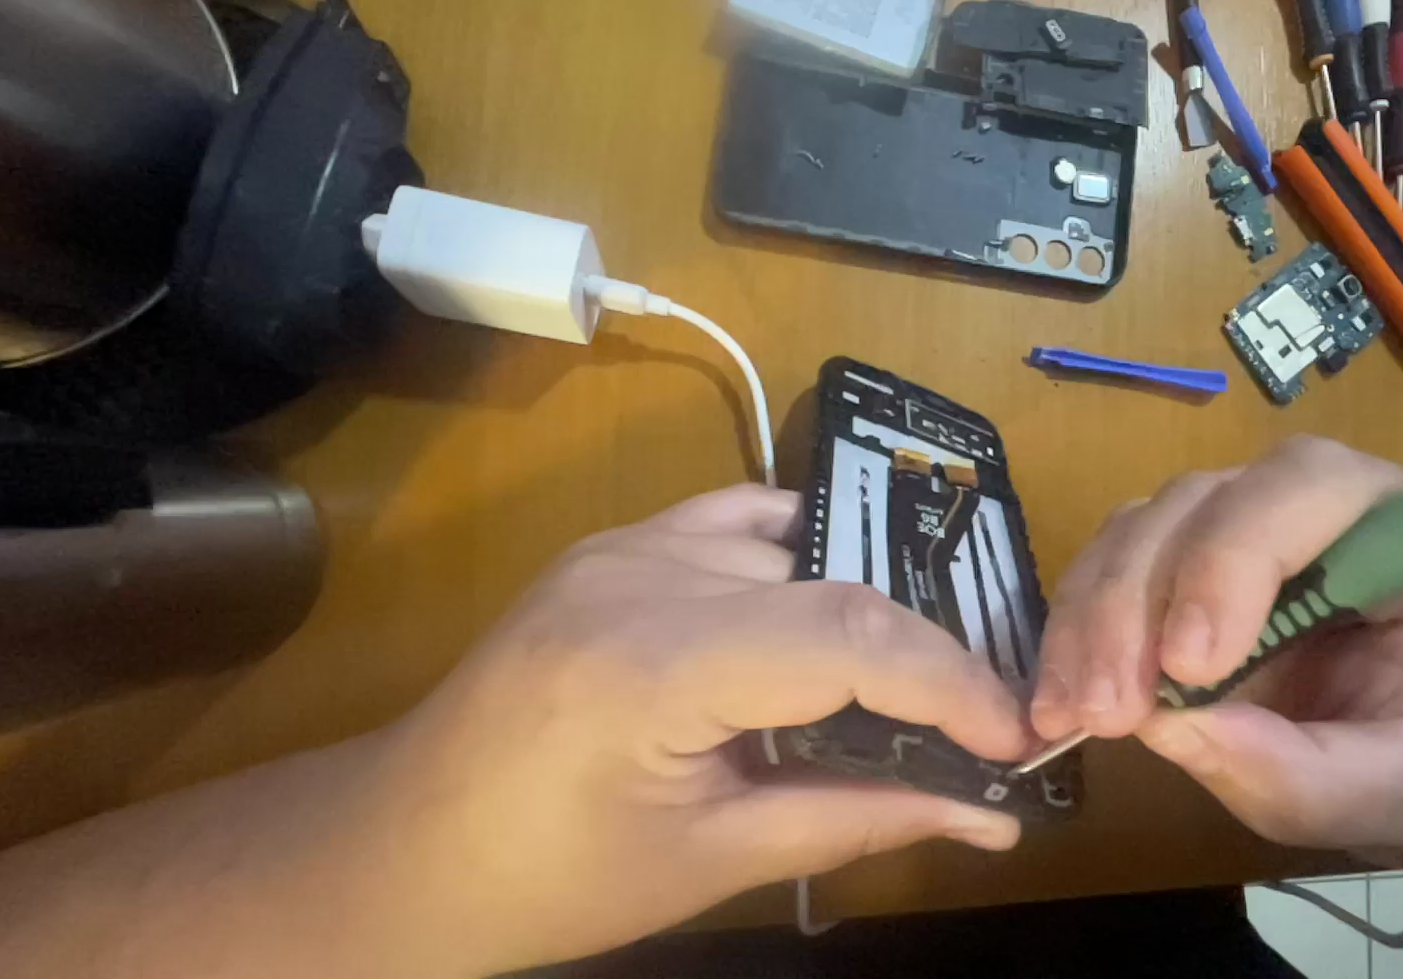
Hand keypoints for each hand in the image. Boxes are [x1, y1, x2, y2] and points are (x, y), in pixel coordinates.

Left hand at [370, 485, 1027, 972]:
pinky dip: (801, 555)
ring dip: (860, 619)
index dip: (948, 683)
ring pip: (799, 553)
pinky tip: (814, 607)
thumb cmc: (542, 882)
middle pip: (834, 591)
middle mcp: (643, 572)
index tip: (1011, 735)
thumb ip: (857, 821)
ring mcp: (628, 542)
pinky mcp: (621, 539)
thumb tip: (987, 819)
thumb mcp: (709, 862)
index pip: (846, 641)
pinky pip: (741, 519)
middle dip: (921, 659)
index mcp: (653, 663)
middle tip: (970, 722)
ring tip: (895, 686)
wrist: (391, 842)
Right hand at [1030, 437, 1402, 867]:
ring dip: (1090, 619)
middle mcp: (1298, 498)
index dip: (1231, 563)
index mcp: (1395, 526)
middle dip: (1137, 604)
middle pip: (1192, 505)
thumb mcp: (1393, 790)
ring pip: (1132, 529)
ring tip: (1074, 714)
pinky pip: (1102, 565)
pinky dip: (1073, 629)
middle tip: (1107, 712)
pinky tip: (1060, 696)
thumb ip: (1303, 769)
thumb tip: (1170, 727)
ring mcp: (1224, 519)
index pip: (1300, 491)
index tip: (1188, 669)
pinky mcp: (1170, 553)